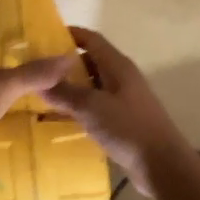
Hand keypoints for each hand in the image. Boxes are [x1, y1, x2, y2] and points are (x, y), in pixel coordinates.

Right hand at [43, 28, 190, 194]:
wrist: (162, 165)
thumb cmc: (128, 128)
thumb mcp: (92, 108)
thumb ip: (65, 93)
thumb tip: (39, 81)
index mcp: (117, 65)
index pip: (91, 39)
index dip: (69, 34)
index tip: (43, 37)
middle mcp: (121, 77)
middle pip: (90, 61)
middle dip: (65, 64)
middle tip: (37, 70)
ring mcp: (123, 99)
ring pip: (92, 85)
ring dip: (71, 87)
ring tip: (42, 93)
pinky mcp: (123, 120)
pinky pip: (96, 106)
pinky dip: (79, 107)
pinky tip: (61, 118)